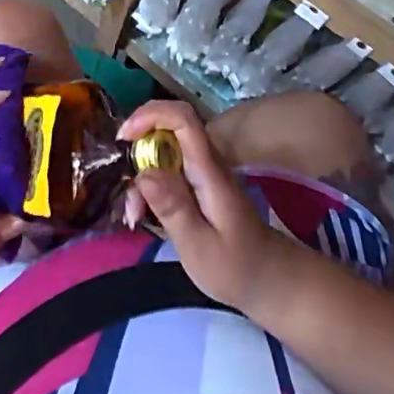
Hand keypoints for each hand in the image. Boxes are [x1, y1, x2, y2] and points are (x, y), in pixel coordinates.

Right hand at [117, 101, 303, 312]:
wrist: (269, 278)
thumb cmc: (235, 266)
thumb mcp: (199, 246)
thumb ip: (173, 207)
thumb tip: (143, 172)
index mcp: (208, 170)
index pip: (182, 118)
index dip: (150, 115)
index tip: (124, 138)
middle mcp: (206, 160)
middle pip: (167, 129)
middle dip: (138, 149)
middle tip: (124, 188)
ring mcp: (202, 169)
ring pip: (163, 150)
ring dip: (140, 172)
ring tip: (134, 214)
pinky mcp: (197, 181)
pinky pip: (167, 167)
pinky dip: (148, 185)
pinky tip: (143, 214)